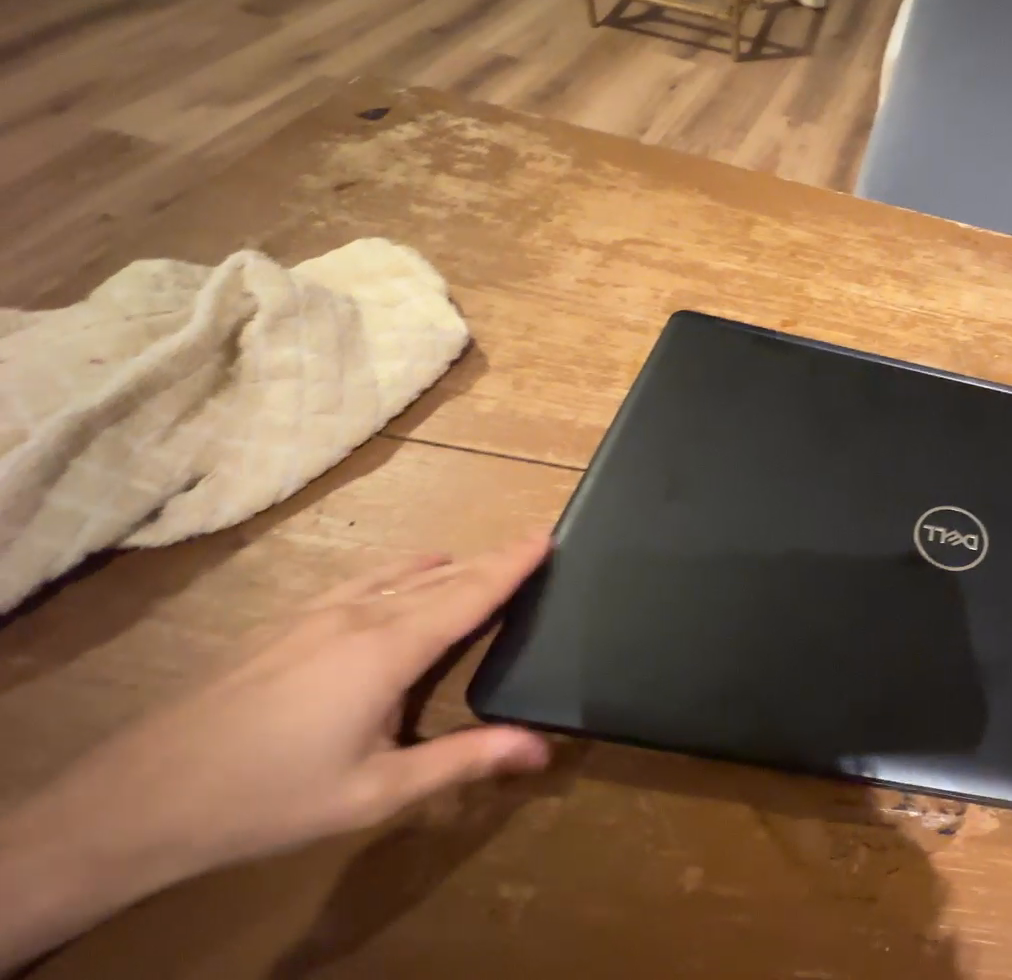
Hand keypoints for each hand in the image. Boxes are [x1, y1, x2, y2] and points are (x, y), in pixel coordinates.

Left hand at [0, 533, 553, 970]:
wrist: (135, 803)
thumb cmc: (270, 799)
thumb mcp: (378, 792)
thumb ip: (465, 761)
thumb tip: (543, 747)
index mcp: (390, 650)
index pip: (469, 595)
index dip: (512, 565)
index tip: (547, 536)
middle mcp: (358, 618)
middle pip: (441, 578)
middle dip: (490, 560)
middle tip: (530, 545)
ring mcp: (314, 617)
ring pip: (399, 576)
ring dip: (448, 565)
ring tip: (478, 559)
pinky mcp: (283, 627)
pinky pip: (360, 581)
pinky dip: (400, 571)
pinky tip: (402, 575)